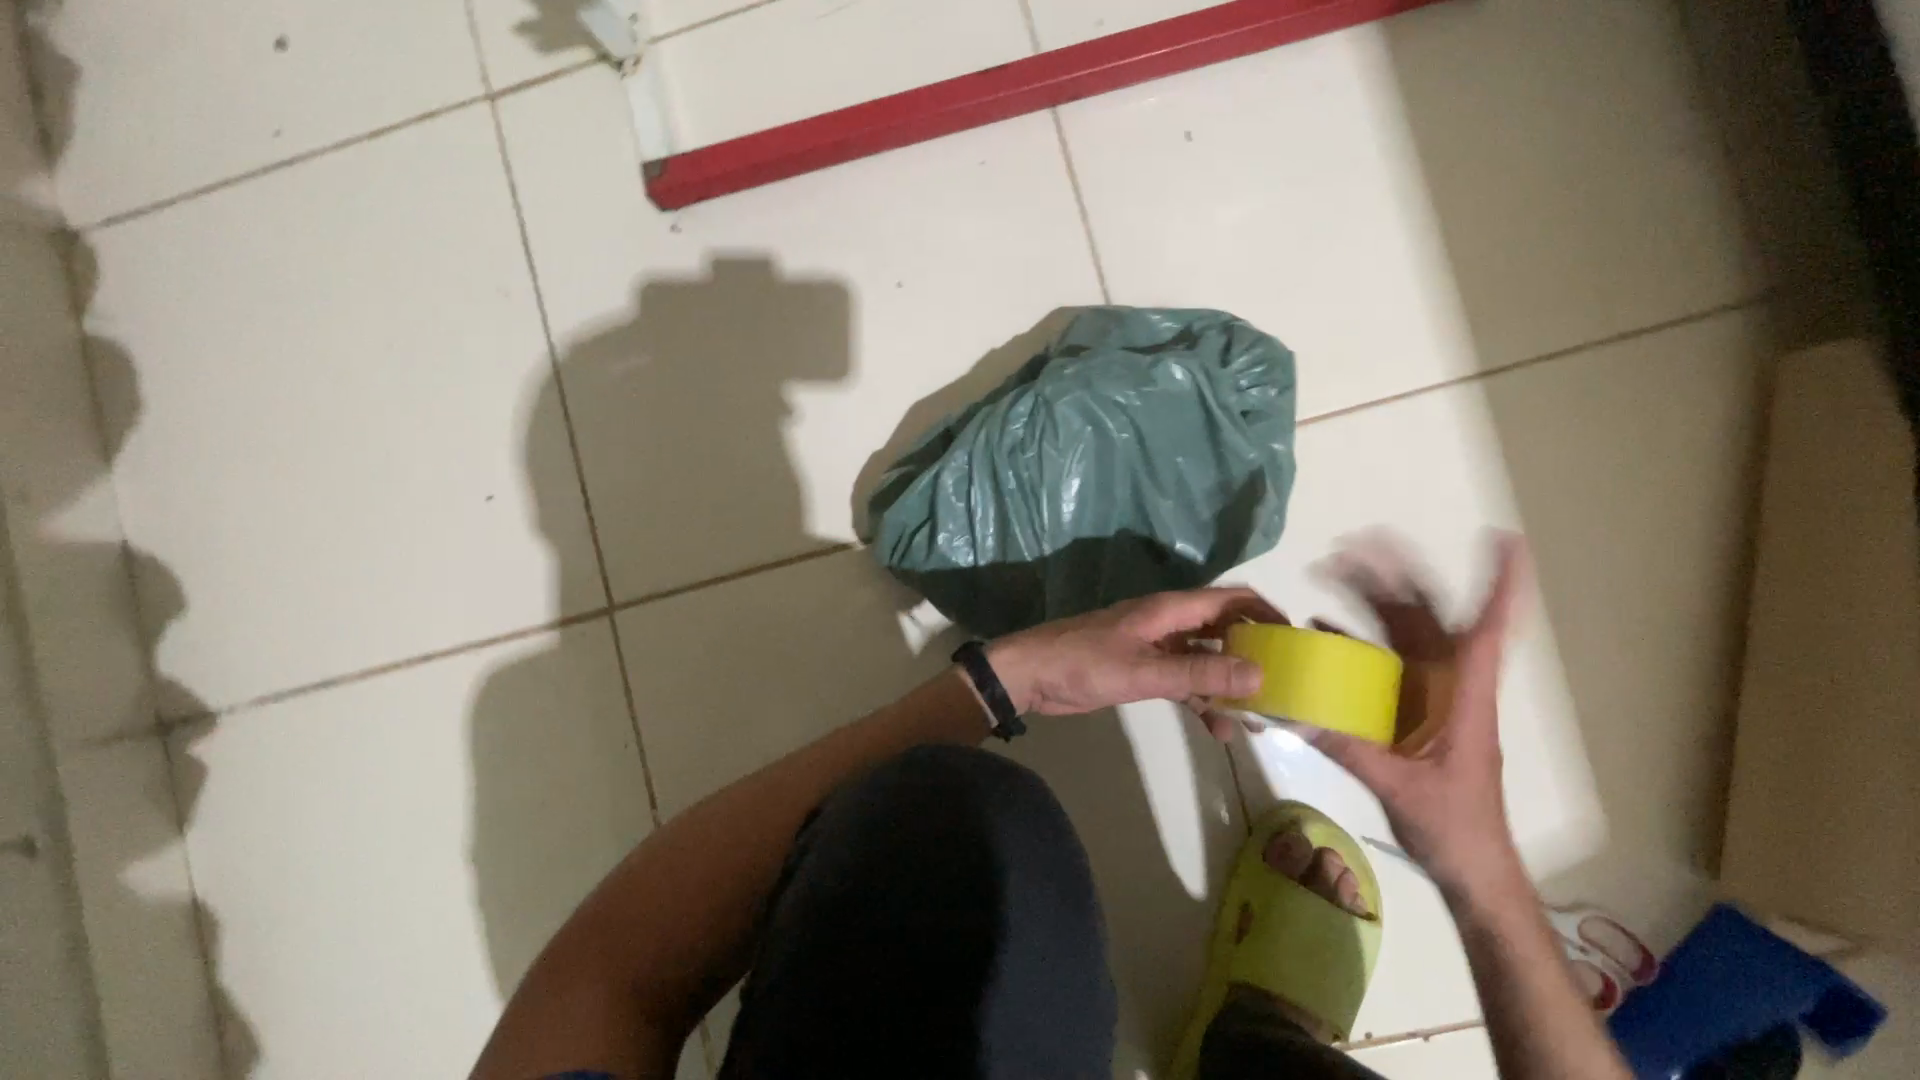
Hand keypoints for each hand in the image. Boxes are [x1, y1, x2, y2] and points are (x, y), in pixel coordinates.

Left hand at [984, 588, 1281, 735]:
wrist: (1030, 676)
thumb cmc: (1084, 662)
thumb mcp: (1145, 670)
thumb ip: (1200, 673)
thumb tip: (1261, 674)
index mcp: (1170, 609)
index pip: (1231, 599)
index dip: (1265, 612)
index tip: (1296, 639)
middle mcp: (1169, 623)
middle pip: (1224, 630)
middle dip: (1254, 654)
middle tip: (1286, 684)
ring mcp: (1157, 648)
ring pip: (1206, 661)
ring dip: (1229, 684)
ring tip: (1258, 718)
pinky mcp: (1144, 671)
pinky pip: (1184, 682)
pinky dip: (1202, 700)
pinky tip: (1218, 728)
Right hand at [1306, 533, 1530, 895]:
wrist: (1471, 866)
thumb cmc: (1457, 828)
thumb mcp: (1402, 788)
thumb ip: (1351, 749)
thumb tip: (1295, 715)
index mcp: (1466, 697)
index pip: (1488, 631)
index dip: (1500, 586)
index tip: (1504, 540)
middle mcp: (1451, 686)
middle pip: (1428, 617)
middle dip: (1396, 577)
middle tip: (1355, 543)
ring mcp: (1429, 696)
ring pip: (1403, 633)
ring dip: (1371, 599)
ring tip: (1334, 568)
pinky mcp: (1407, 711)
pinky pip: (1381, 663)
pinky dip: (1355, 640)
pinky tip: (1323, 626)